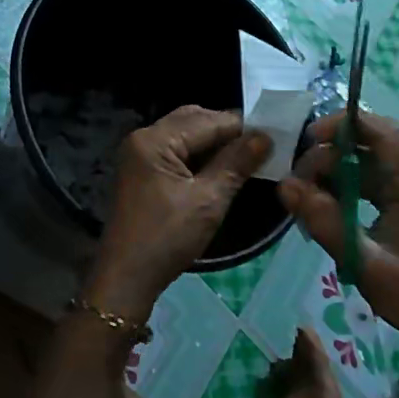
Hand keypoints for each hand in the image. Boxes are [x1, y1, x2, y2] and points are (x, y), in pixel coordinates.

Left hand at [83, 106, 270, 322]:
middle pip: (193, 119)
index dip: (241, 126)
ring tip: (245, 155)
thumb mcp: (208, 201)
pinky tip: (220, 166)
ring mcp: (140, 153)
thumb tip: (265, 137)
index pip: (206, 120)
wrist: (126, 278)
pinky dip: (198, 153)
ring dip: (213, 141)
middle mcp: (143, 137)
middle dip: (226, 130)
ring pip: (184, 133)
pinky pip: (175, 149)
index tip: (272, 134)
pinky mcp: (142, 169)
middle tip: (259, 145)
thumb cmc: (167, 238)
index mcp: (154, 140)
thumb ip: (236, 163)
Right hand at [278, 112, 398, 361]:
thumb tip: (287, 186)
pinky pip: (386, 185)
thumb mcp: (365, 263)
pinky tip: (334, 207)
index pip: (385, 132)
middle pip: (379, 147)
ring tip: (310, 191)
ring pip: (380, 166)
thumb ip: (325, 222)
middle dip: (337, 153)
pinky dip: (357, 189)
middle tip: (302, 177)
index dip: (346, 125)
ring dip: (344, 172)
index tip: (311, 137)